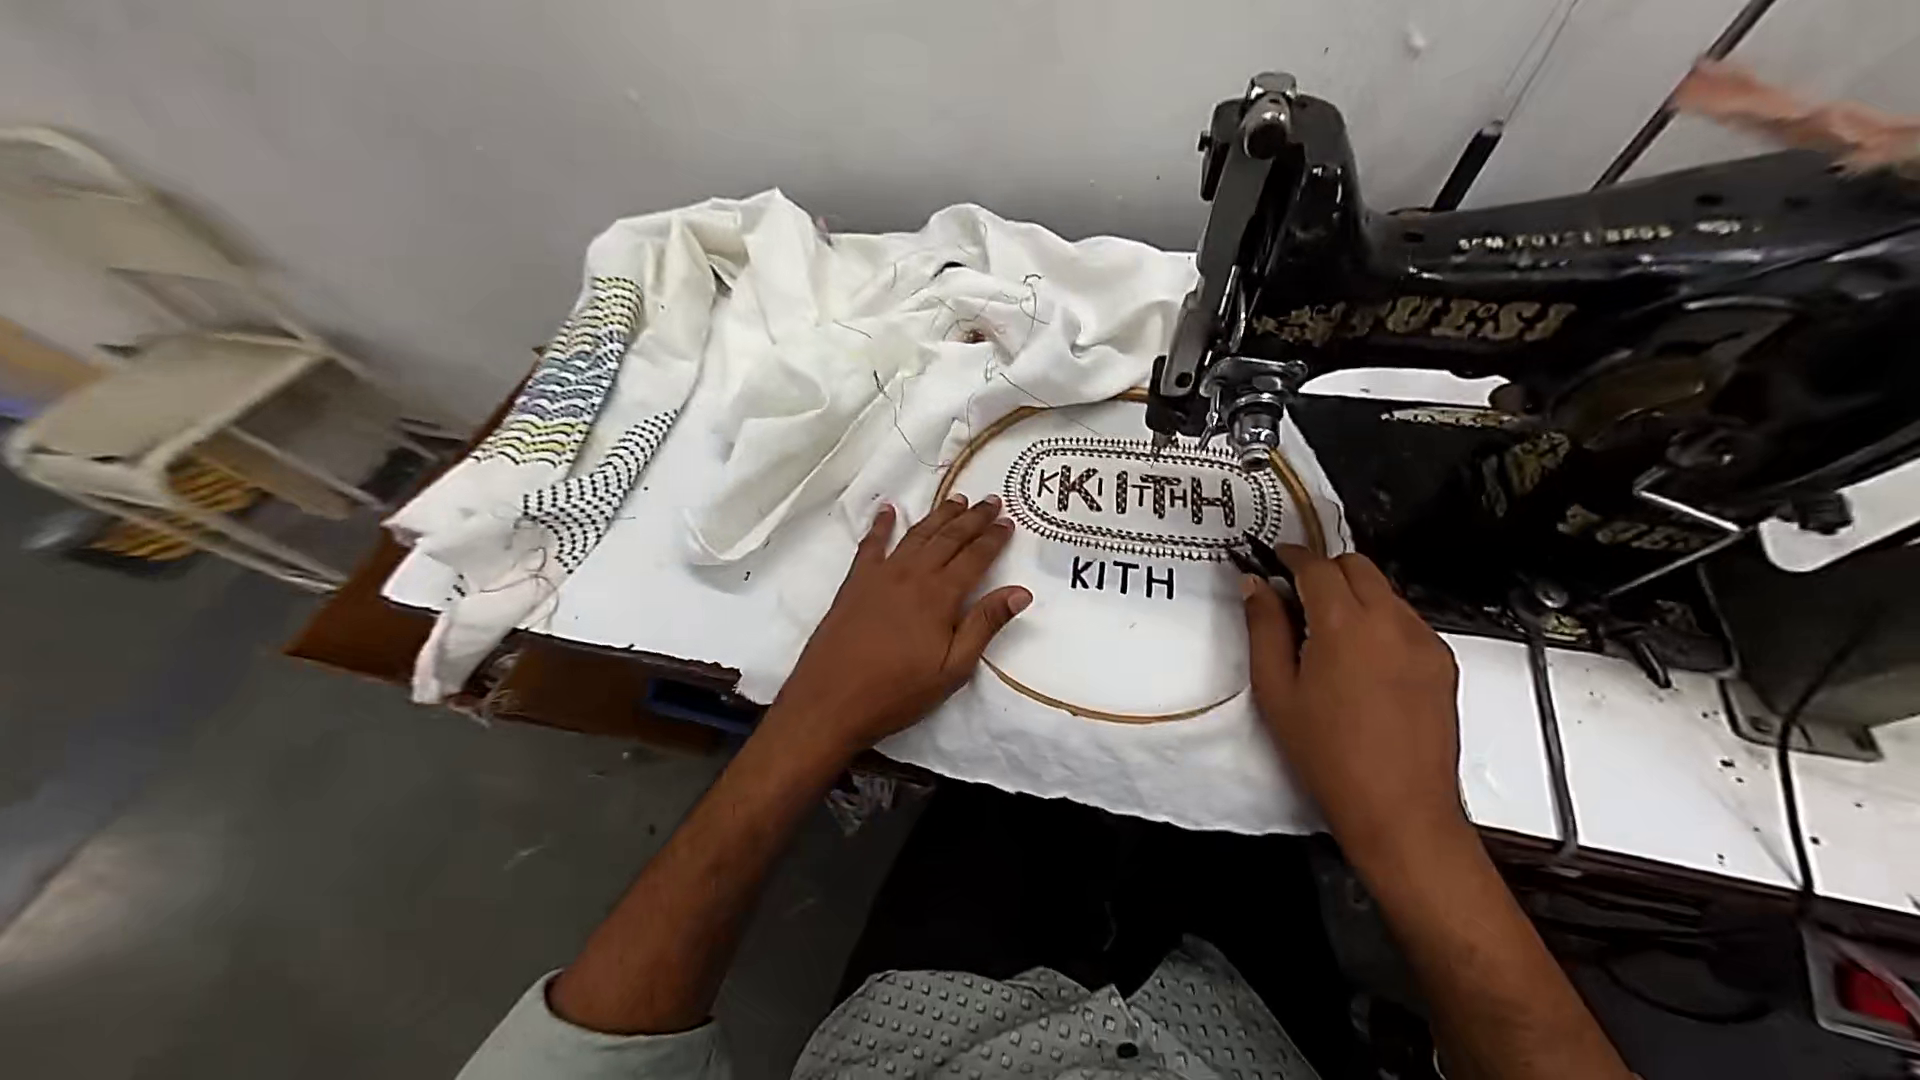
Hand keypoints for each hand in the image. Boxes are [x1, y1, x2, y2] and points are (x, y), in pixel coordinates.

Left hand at [764, 495, 1030, 762]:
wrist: (830, 700)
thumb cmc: (897, 692)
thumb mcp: (952, 669)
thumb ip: (985, 625)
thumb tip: (1020, 592)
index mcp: (939, 596)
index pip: (975, 558)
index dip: (994, 539)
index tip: (1009, 522)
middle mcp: (912, 575)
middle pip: (948, 538)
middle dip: (973, 518)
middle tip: (991, 501)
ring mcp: (880, 575)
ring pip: (916, 535)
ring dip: (939, 515)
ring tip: (957, 500)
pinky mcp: (855, 582)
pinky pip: (871, 544)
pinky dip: (881, 524)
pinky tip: (888, 510)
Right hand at [1241, 546, 1464, 861]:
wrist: (1399, 808)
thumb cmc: (1326, 752)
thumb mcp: (1276, 689)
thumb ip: (1264, 627)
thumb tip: (1256, 586)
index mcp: (1344, 625)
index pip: (1316, 566)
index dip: (1291, 556)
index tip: (1274, 558)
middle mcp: (1392, 622)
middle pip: (1357, 565)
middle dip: (1324, 569)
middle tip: (1295, 596)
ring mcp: (1425, 641)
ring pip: (1384, 589)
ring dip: (1352, 593)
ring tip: (1327, 632)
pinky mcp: (1443, 662)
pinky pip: (1406, 619)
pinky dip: (1379, 619)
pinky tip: (1361, 657)